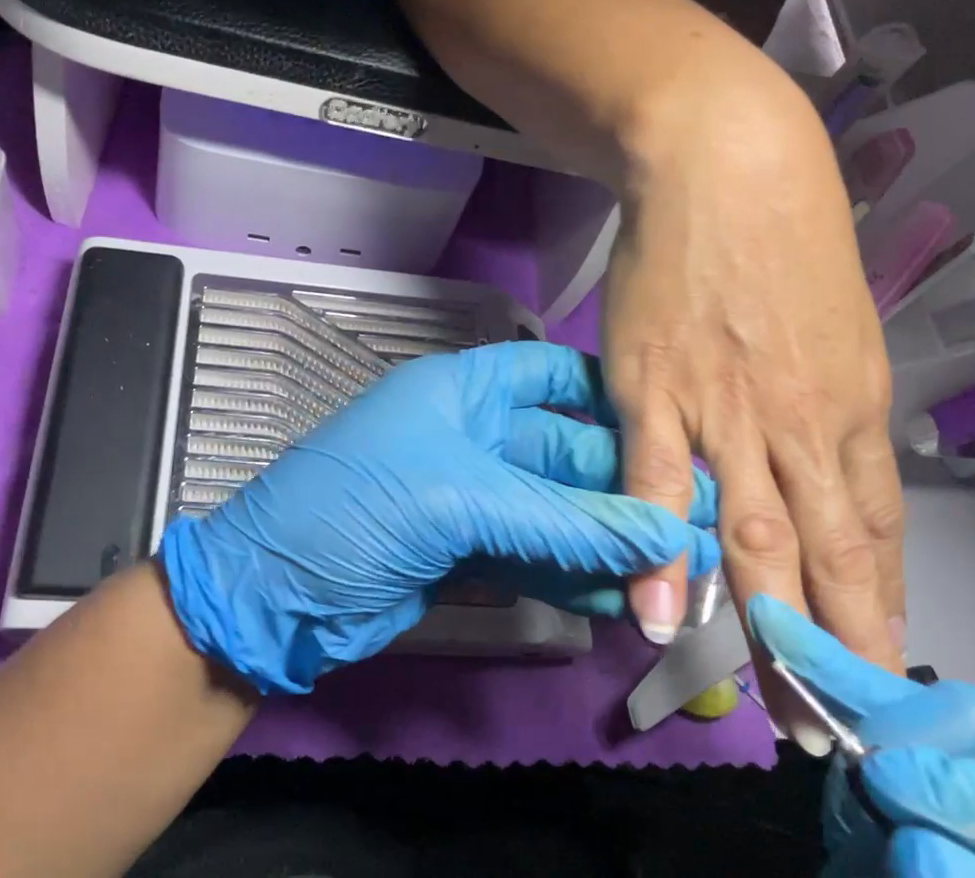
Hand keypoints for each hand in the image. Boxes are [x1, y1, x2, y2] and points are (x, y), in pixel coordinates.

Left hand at [159, 341, 719, 695]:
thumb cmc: (356, 512)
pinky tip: (628, 600)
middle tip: (699, 526)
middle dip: (626, 489)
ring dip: (612, 542)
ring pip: (556, 512)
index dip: (609, 396)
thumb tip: (667, 537)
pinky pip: (536, 557)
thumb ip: (562, 520)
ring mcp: (468, 498)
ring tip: (682, 573)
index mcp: (461, 392)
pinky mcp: (465, 553)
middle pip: (565, 452)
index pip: (549, 374)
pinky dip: (577, 577)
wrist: (275, 596)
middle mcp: (471, 436)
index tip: (675, 426)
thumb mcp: (457, 500)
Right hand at [601, 57, 905, 729]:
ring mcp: (728, 410)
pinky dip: (662, 549)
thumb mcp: (829, 329)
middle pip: (830, 552)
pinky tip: (661, 614)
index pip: (876, 528)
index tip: (873, 665)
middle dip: (835, 644)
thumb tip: (812, 472)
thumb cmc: (777, 244)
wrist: (723, 169)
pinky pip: (662, 482)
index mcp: (850, 407)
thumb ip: (822, 408)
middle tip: (831, 725)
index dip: (877, 604)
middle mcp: (802, 424)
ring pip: (758, 533)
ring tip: (775, 707)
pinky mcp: (657, 390)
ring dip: (769, 625)